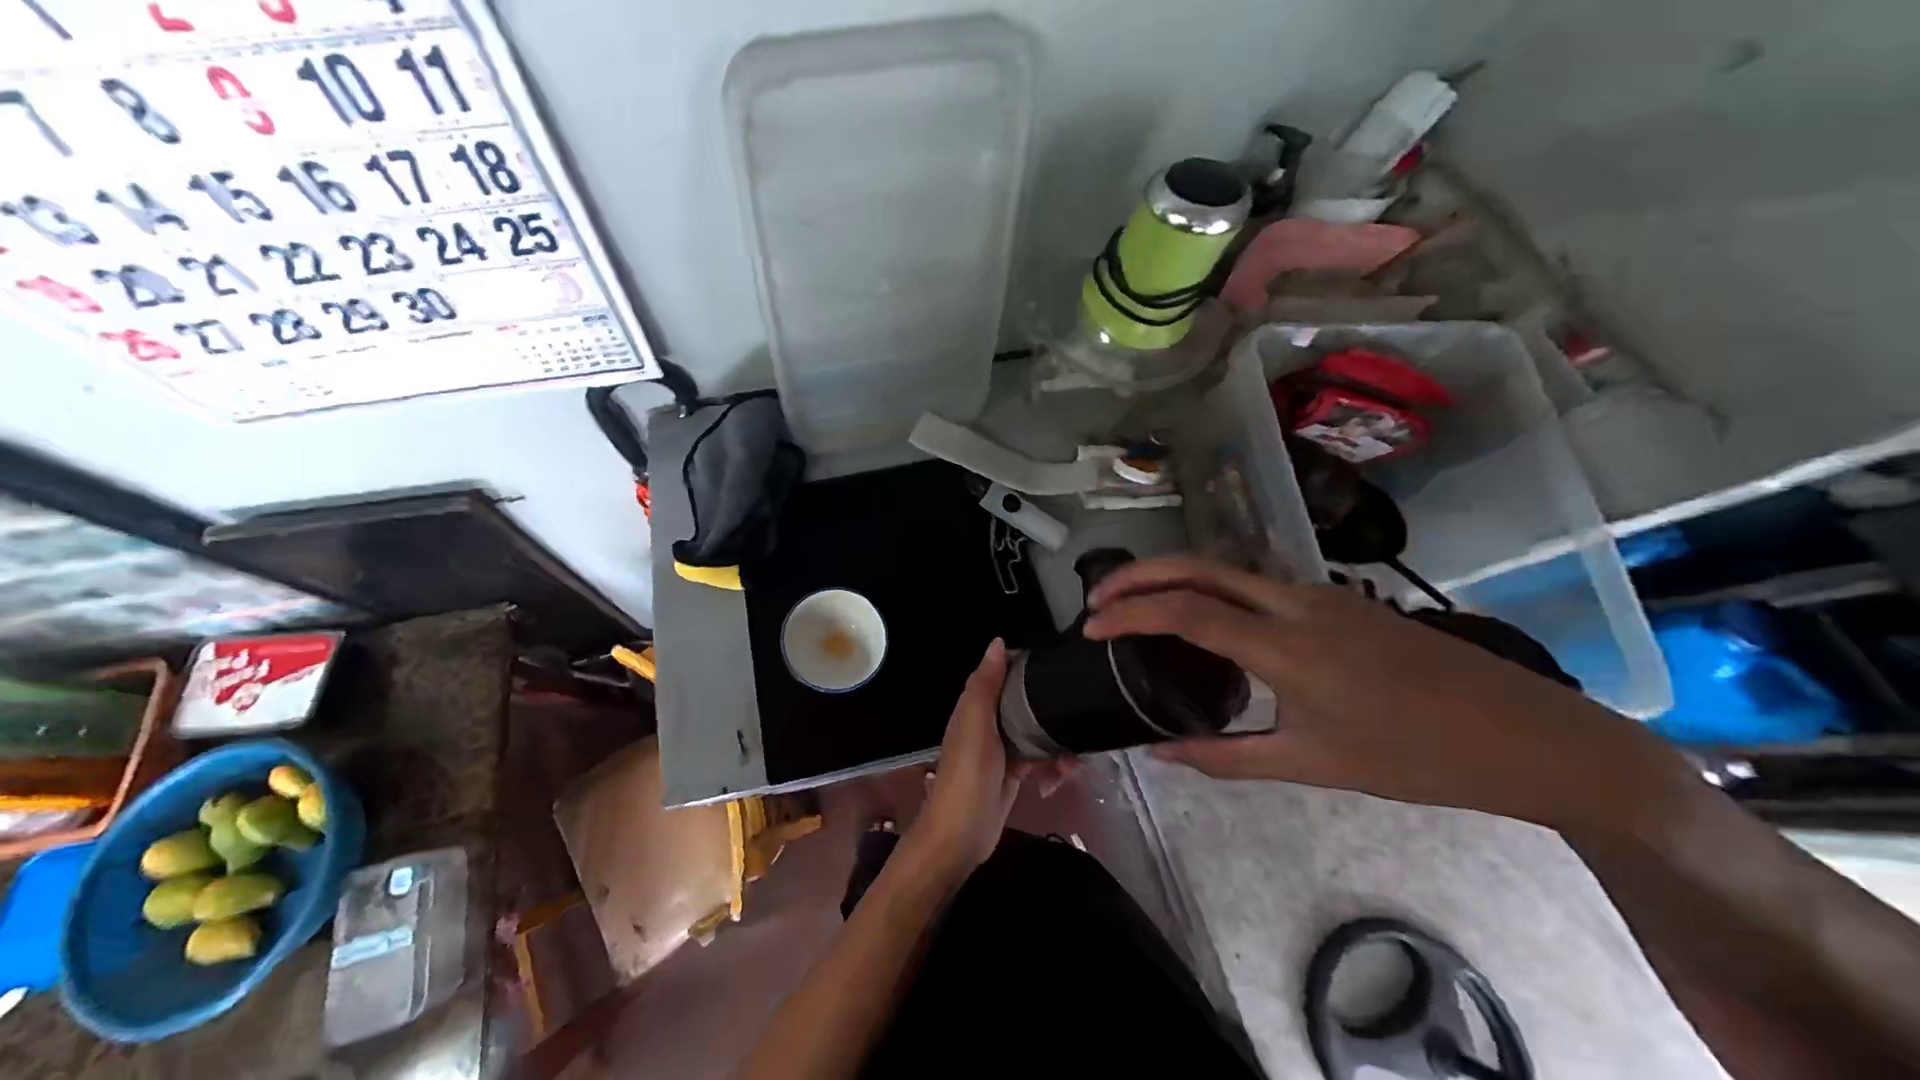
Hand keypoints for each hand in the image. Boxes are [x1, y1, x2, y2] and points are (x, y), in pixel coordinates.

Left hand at [907, 639, 1071, 877]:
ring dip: (1057, 744)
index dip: (1025, 666)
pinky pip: (1040, 759)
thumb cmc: (968, 776)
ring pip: (1037, 732)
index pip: (1001, 674)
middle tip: (1076, 716)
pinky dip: (1053, 767)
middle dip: (1050, 709)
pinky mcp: (1015, 773)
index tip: (1056, 664)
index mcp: (974, 707)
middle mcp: (987, 723)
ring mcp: (1002, 749)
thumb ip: (985, 685)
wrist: (961, 836)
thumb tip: (998, 642)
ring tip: (1071, 764)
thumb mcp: (976, 725)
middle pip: (1024, 703)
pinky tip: (1059, 781)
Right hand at [1081, 557, 1696, 838]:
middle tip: (1096, 598)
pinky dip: (1212, 590)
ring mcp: (1320, 594)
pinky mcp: (1338, 599)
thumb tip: (1161, 754)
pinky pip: (1257, 584)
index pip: (1185, 612)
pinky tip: (1206, 622)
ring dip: (1174, 578)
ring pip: (1228, 568)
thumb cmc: (1416, 758)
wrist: (1526, 735)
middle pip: (1198, 566)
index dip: (1129, 614)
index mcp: (1285, 646)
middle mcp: (1296, 602)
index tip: (1089, 627)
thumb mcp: (1313, 764)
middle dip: (1138, 574)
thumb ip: (1227, 758)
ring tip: (1135, 606)